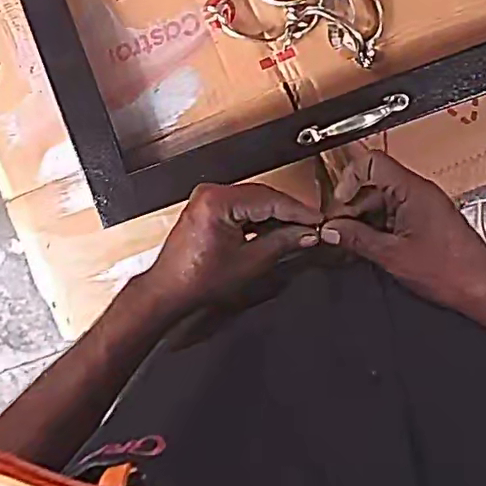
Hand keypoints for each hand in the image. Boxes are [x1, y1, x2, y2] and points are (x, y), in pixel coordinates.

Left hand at [134, 182, 321, 314]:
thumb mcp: (249, 263)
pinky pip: (241, 206)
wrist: (168, 292)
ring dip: (275, 215)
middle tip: (312, 225)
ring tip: (298, 229)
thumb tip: (306, 233)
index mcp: (217, 201)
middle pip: (262, 196)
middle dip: (288, 212)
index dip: (298, 211)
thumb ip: (282, 243)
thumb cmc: (195, 281)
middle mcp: (210, 193)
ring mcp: (207, 198)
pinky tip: (275, 229)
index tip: (317, 219)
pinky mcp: (207, 207)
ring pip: (253, 200)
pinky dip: (259, 217)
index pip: (269, 199)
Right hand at [320, 149, 485, 320]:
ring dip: (364, 220)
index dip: (349, 179)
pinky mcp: (426, 220)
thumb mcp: (393, 256)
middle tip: (338, 230)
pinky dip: (378, 228)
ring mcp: (423, 205)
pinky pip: (394, 214)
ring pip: (382, 201)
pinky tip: (371, 248)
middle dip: (352, 206)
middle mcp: (419, 192)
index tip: (339, 204)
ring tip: (352, 244)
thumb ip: (357, 239)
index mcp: (412, 190)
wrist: (483, 290)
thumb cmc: (452, 271)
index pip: (372, 162)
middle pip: (373, 184)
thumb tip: (333, 230)